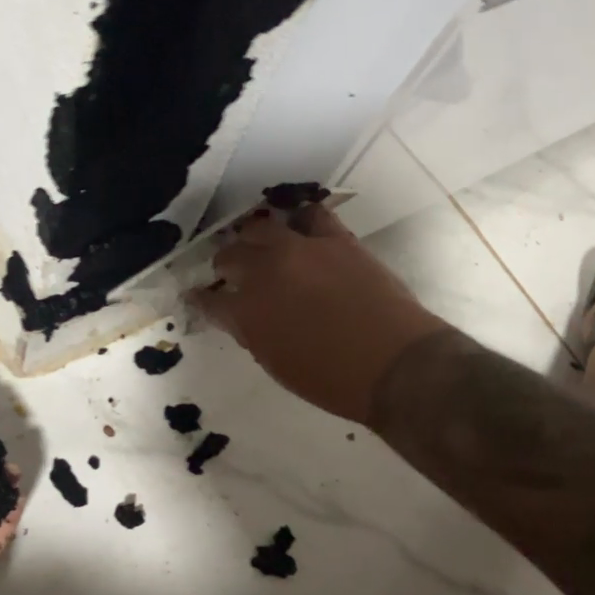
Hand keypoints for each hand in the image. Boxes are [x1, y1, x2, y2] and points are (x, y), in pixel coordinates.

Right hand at [191, 204, 443, 426]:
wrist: (394, 365)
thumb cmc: (332, 380)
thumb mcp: (278, 364)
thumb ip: (253, 333)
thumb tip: (241, 316)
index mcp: (246, 312)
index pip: (209, 299)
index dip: (202, 299)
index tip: (200, 298)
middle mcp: (265, 273)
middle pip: (230, 255)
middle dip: (226, 265)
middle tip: (232, 272)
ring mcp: (300, 250)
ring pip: (260, 227)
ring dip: (253, 236)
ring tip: (259, 243)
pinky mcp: (335, 239)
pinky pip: (310, 214)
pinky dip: (299, 218)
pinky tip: (299, 226)